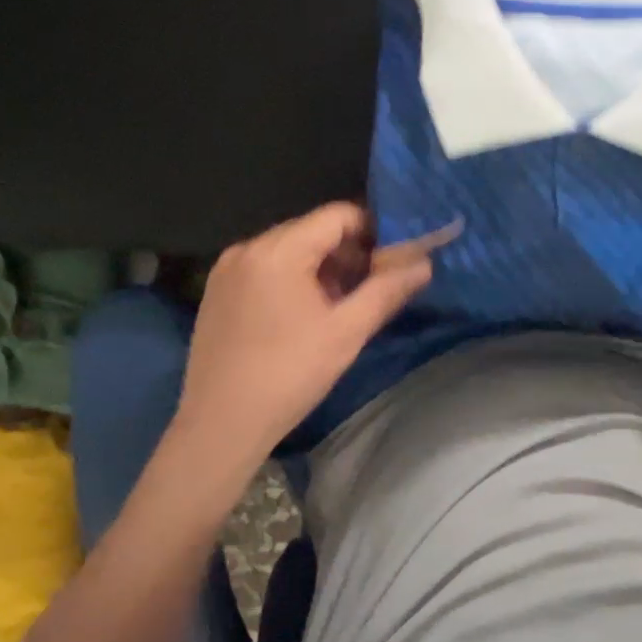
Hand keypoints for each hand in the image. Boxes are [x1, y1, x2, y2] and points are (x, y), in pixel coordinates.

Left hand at [173, 202, 430, 465]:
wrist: (219, 426)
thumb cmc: (288, 375)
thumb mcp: (346, 332)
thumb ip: (387, 290)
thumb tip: (424, 262)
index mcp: (278, 250)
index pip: (338, 215)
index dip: (373, 230)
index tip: (395, 259)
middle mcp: (248, 247)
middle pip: (312, 230)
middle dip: (349, 252)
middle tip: (374, 286)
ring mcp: (228, 269)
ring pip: (289, 249)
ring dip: (322, 267)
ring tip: (342, 305)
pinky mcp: (217, 291)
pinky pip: (266, 268)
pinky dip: (293, 279)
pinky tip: (306, 315)